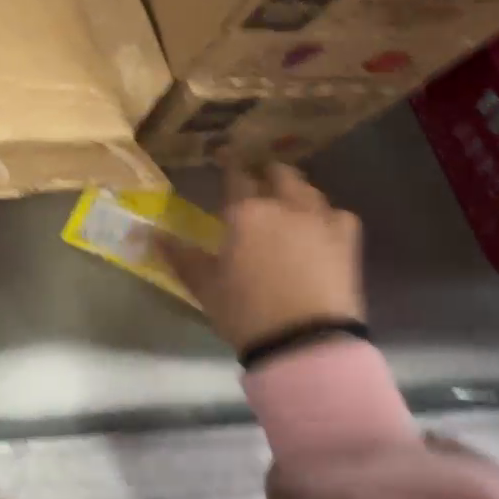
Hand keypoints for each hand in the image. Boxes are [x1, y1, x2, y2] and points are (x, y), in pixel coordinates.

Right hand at [161, 163, 364, 354]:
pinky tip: (319, 226)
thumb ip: (179, 255)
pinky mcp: (347, 244)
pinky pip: (339, 215)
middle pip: (279, 174)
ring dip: (295, 190)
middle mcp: (284, 207)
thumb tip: (152, 235)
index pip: (236, 175)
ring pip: (309, 190)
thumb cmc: (245, 311)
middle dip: (266, 172)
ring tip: (287, 201)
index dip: (229, 162)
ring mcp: (320, 222)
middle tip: (256, 179)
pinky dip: (327, 215)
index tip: (224, 155)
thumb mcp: (203, 284)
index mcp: (245, 212)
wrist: (305, 343)